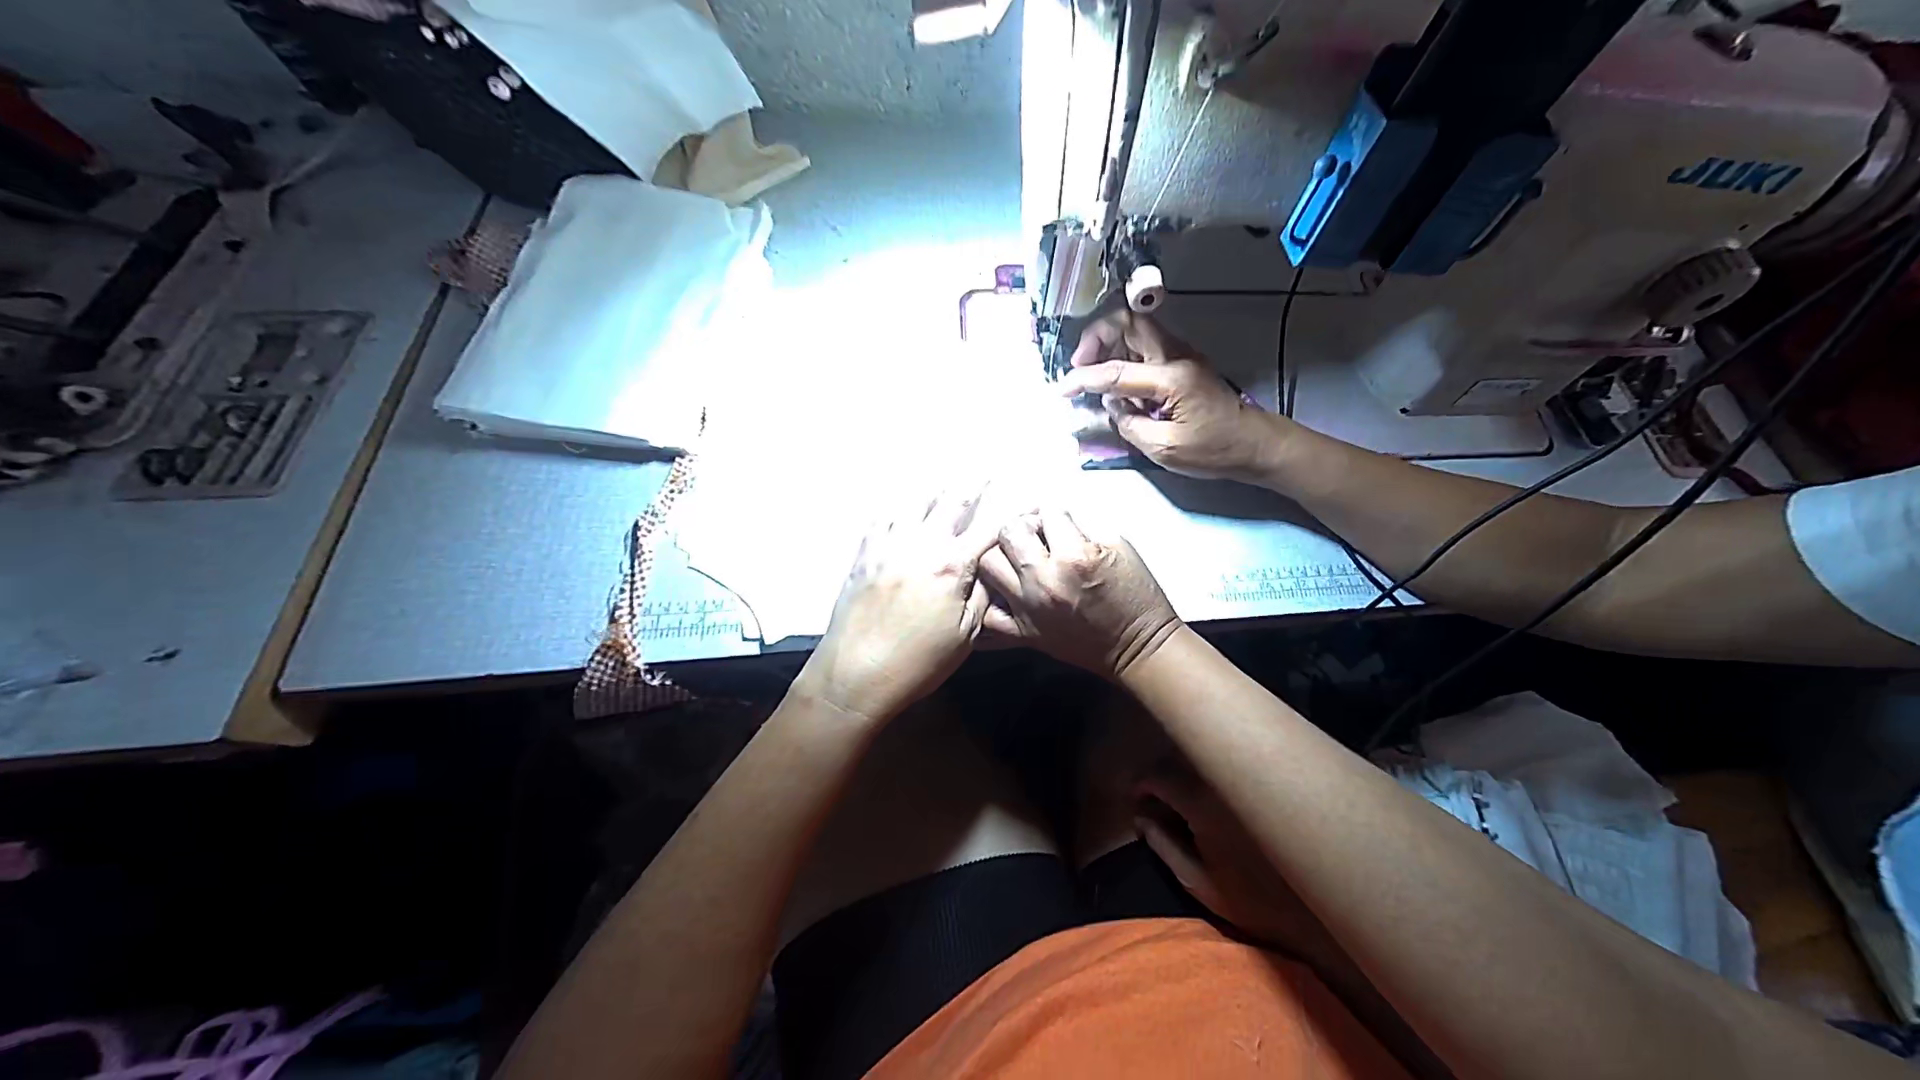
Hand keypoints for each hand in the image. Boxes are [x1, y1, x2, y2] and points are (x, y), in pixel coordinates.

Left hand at [794, 491, 1000, 724]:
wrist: (857, 673)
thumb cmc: (918, 662)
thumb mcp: (964, 635)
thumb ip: (979, 596)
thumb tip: (987, 570)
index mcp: (952, 566)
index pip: (987, 529)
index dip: (1008, 513)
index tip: (1023, 501)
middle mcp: (921, 545)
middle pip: (950, 504)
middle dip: (971, 489)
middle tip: (982, 477)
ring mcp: (889, 546)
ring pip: (915, 505)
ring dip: (934, 495)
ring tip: (944, 488)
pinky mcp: (864, 556)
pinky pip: (882, 520)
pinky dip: (897, 510)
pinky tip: (901, 510)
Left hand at [978, 509, 1180, 680]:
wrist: (1138, 647)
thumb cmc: (1135, 597)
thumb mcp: (1119, 548)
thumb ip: (1081, 529)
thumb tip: (1053, 520)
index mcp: (1074, 557)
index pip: (1047, 514)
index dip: (1054, 514)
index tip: (1059, 523)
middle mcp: (1045, 581)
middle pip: (1008, 533)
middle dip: (1021, 526)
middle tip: (1034, 535)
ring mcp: (1028, 608)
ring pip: (987, 566)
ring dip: (1000, 556)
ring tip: (1016, 560)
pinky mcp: (1022, 633)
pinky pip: (986, 614)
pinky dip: (990, 601)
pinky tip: (1004, 593)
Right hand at [1060, 311, 1286, 481]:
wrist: (1254, 444)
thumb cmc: (1214, 451)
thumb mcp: (1164, 449)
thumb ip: (1130, 424)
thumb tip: (1113, 405)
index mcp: (1173, 378)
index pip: (1116, 371)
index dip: (1084, 379)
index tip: (1062, 390)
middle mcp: (1177, 356)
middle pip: (1129, 322)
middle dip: (1096, 337)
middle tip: (1079, 365)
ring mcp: (1181, 356)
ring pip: (1136, 329)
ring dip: (1108, 343)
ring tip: (1092, 373)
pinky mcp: (1181, 363)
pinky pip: (1144, 346)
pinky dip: (1122, 354)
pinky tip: (1114, 380)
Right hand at [1134, 764, 1329, 954]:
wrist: (1326, 909)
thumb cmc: (1256, 900)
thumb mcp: (1197, 881)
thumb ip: (1161, 843)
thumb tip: (1140, 814)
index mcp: (1201, 799)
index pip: (1157, 774)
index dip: (1141, 786)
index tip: (1138, 804)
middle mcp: (1225, 776)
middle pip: (1181, 760)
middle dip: (1164, 780)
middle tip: (1161, 807)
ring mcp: (1251, 774)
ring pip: (1208, 758)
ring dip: (1190, 776)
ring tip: (1189, 808)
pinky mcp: (1272, 778)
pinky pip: (1232, 764)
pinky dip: (1216, 776)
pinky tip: (1220, 806)